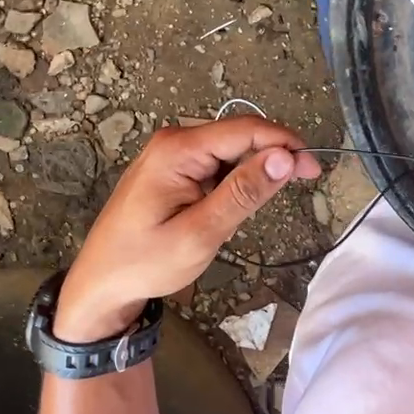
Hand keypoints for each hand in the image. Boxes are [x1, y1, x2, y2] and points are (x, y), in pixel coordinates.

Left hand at [54, 116, 320, 340]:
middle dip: (274, 155)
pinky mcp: (173, 167)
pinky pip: (216, 162)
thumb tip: (285, 158)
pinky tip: (232, 206)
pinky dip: (235, 179)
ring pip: (231, 149)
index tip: (314, 169)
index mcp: (178, 149)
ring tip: (254, 208)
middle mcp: (175, 140)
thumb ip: (243, 193)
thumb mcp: (200, 233)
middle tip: (303, 184)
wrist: (100, 284)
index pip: (246, 129)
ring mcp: (172, 152)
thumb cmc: (145, 263)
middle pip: (240, 134)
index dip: (285, 143)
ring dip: (253, 170)